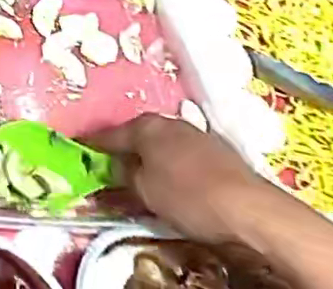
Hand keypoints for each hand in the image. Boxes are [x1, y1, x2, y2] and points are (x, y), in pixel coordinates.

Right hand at [86, 115, 301, 246]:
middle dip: (124, 152)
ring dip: (152, 160)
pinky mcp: (220, 153)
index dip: (91, 146)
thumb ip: (124, 175)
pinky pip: (184, 156)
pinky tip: (178, 184)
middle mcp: (167, 122)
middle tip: (112, 170)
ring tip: (147, 180)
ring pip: (163, 146)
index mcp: (143, 126)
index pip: (107, 135)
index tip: (78, 151)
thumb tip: (115, 168)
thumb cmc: (190, 196)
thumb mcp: (146, 191)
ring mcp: (195, 135)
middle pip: (137, 137)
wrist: (255, 211)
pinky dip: (175, 167)